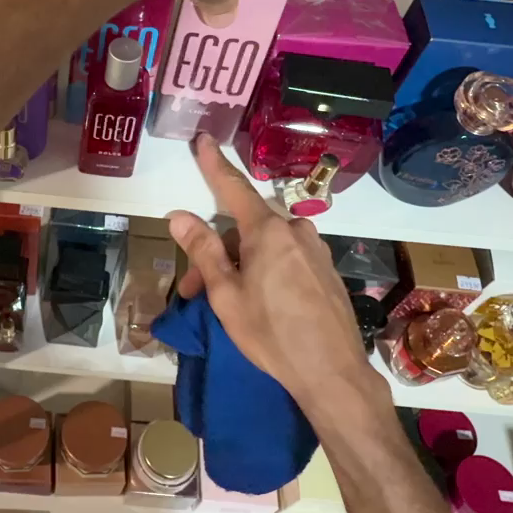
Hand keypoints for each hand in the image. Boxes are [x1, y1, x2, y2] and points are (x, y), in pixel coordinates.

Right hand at [166, 135, 378, 408]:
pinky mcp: (326, 270)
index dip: (214, 164)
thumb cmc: (272, 334)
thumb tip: (179, 216)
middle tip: (193, 291)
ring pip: (265, 246)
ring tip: (224, 303)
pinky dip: (264, 272)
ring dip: (240, 266)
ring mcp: (315, 249)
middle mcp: (295, 230)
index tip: (203, 139)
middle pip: (245, 229)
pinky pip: (286, 259)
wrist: (333, 373)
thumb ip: (203, 251)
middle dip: (217, 254)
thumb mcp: (227, 295)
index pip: (234, 187)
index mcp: (268, 231)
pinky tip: (259, 303)